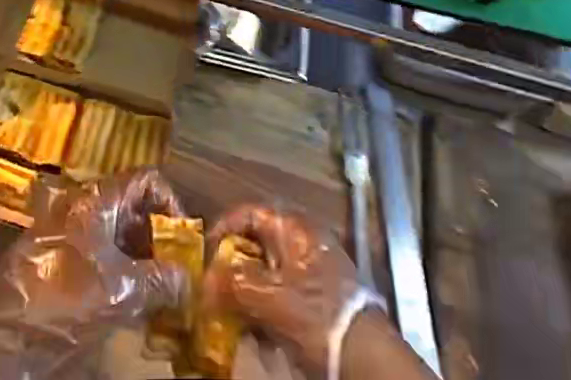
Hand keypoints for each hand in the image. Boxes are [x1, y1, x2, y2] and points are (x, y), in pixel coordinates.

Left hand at [0, 169, 188, 379]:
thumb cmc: (62, 300)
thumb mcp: (119, 291)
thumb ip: (160, 280)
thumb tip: (189, 280)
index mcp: (96, 198)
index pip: (146, 178)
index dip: (172, 203)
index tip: (185, 240)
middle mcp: (82, 203)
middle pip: (133, 205)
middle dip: (159, 236)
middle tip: (177, 272)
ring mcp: (67, 228)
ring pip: (117, 231)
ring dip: (142, 257)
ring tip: (160, 292)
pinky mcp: (57, 256)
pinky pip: (99, 250)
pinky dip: (121, 269)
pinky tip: (134, 302)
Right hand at [205, 206, 378, 377]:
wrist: (365, 357)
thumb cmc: (316, 316)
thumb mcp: (269, 298)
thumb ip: (233, 283)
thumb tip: (204, 279)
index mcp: (294, 228)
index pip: (250, 212)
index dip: (224, 227)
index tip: (205, 251)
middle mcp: (305, 240)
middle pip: (258, 242)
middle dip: (233, 265)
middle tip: (215, 287)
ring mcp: (314, 268)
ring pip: (268, 270)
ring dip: (248, 291)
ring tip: (233, 314)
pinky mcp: (320, 296)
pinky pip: (282, 292)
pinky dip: (266, 307)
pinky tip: (259, 331)